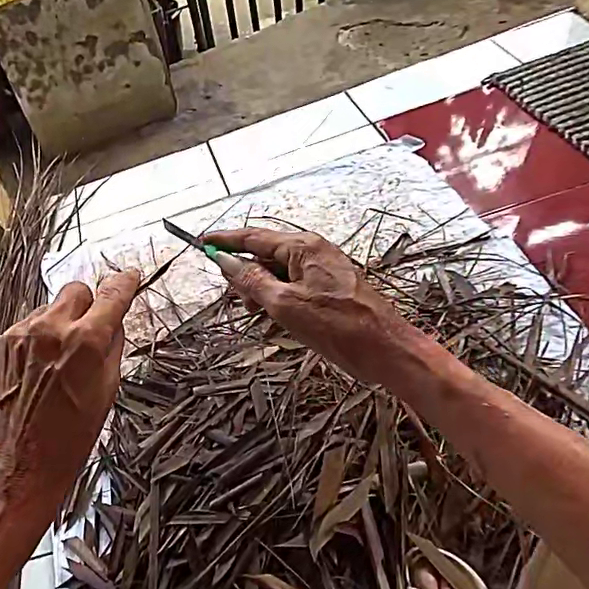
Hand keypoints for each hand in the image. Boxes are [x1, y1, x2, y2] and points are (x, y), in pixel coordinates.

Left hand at [0, 269, 140, 547]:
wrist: (19, 464)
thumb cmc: (68, 438)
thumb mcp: (107, 391)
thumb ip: (112, 348)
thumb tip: (114, 323)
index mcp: (86, 342)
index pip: (112, 294)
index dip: (124, 283)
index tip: (128, 277)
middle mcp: (49, 331)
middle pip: (75, 290)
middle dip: (86, 306)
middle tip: (87, 330)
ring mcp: (17, 336)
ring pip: (46, 310)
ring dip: (55, 326)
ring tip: (55, 365)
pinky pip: (20, 330)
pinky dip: (29, 344)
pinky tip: (33, 373)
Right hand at [202, 228, 420, 386]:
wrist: (386, 350)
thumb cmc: (339, 327)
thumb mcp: (285, 305)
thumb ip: (252, 281)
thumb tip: (226, 262)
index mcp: (303, 247)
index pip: (254, 237)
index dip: (225, 241)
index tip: (202, 242)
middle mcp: (314, 252)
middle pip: (266, 255)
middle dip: (247, 275)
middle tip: (240, 301)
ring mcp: (324, 270)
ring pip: (279, 274)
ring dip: (263, 292)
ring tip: (262, 315)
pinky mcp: (331, 288)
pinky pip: (294, 287)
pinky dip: (280, 300)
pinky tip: (279, 321)